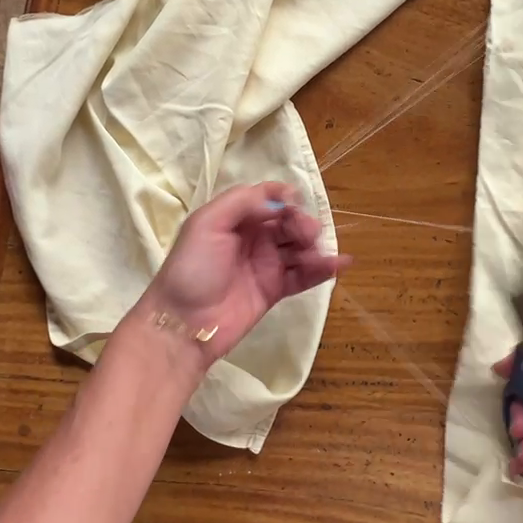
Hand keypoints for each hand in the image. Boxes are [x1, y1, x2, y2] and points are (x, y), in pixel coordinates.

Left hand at [140, 182, 350, 361]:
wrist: (183, 324)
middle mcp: (252, 237)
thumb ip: (243, 202)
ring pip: (299, 247)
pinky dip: (323, 269)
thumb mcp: (207, 223)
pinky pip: (303, 275)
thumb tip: (281, 200)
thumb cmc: (192, 268)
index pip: (268, 199)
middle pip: (288, 222)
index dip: (284, 198)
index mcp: (234, 217)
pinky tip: (339, 264)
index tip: (294, 205)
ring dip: (314, 246)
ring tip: (316, 254)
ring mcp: (265, 264)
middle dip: (302, 223)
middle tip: (306, 234)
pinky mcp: (275, 290)